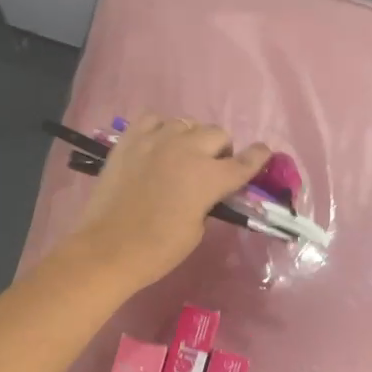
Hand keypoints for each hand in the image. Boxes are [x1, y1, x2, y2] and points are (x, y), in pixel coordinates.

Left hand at [62, 115, 270, 288]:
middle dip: (220, 150)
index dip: (258, 157)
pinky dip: (161, 130)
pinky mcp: (129, 140)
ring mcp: (156, 140)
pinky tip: (157, 146)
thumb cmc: (157, 251)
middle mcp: (187, 150)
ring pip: (187, 124)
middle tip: (210, 169)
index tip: (264, 153)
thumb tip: (206, 192)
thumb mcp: (195, 231)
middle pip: (217, 134)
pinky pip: (153, 120)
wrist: (108, 249)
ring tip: (182, 157)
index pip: (244, 162)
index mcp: (209, 178)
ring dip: (192, 138)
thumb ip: (207, 203)